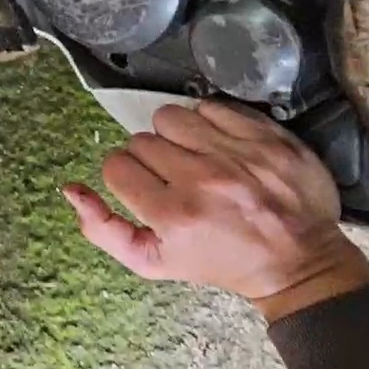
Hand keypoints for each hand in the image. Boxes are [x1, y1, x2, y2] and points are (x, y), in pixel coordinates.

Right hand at [62, 101, 368, 322]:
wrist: (298, 262)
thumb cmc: (216, 261)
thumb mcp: (152, 262)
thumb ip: (102, 229)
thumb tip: (70, 189)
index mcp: (173, 214)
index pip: (115, 166)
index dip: (124, 177)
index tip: (145, 190)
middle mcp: (203, 180)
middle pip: (140, 141)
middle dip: (149, 158)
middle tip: (171, 178)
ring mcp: (238, 154)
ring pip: (170, 117)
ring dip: (173, 135)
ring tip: (191, 155)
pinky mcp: (267, 137)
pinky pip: (210, 106)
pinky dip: (207, 122)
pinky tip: (217, 145)